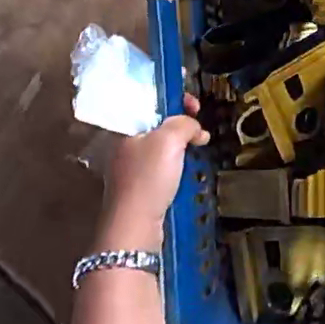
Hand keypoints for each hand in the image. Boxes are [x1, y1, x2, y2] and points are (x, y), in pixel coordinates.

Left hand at [95, 94, 209, 253]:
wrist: (135, 226)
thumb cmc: (149, 177)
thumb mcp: (169, 139)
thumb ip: (184, 123)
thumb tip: (194, 126)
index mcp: (126, 127)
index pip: (150, 99)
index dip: (173, 96)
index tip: (194, 103)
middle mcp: (124, 143)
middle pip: (156, 121)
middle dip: (181, 119)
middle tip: (199, 124)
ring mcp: (130, 166)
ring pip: (160, 143)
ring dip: (181, 139)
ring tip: (200, 142)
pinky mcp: (139, 185)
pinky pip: (161, 162)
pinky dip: (176, 159)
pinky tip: (188, 165)